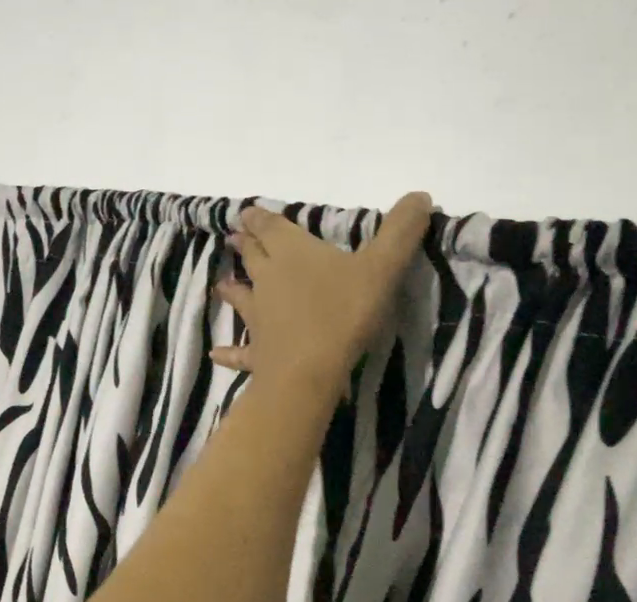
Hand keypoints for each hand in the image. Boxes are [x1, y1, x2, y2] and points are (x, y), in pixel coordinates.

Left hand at [211, 192, 434, 395]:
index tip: (246, 213)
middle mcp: (268, 281)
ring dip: (231, 290)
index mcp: (292, 253)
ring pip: (241, 298)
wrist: (309, 370)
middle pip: (253, 257)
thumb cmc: (343, 313)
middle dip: (246, 245)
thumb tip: (421, 196)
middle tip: (235, 238)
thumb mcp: (383, 266)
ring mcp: (258, 318)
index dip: (260, 218)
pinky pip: (240, 352)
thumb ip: (401, 231)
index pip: (271, 228)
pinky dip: (228, 352)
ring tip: (221, 285)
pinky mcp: (257, 354)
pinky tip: (216, 354)